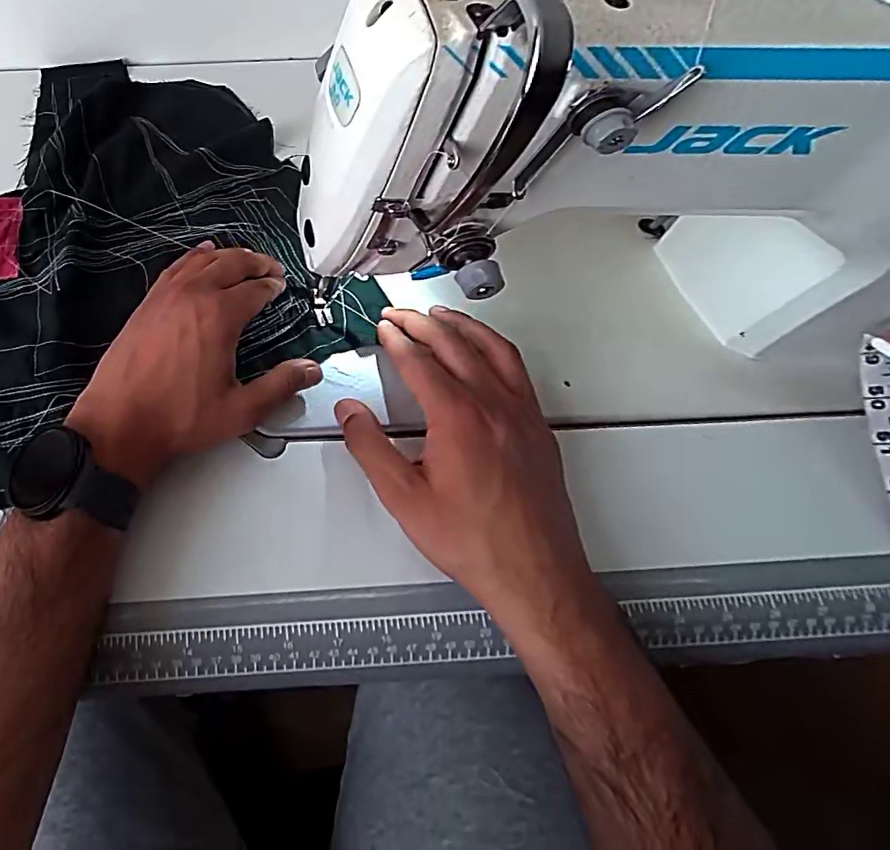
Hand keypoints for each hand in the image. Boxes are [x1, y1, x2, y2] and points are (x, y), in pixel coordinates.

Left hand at [66, 242, 322, 486]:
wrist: (120, 421)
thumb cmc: (171, 416)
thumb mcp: (239, 409)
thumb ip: (279, 386)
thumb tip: (306, 371)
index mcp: (218, 316)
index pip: (255, 288)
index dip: (272, 285)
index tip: (279, 287)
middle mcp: (190, 298)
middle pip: (231, 263)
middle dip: (255, 262)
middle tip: (269, 267)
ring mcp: (164, 298)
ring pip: (201, 260)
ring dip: (226, 255)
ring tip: (241, 258)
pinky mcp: (145, 305)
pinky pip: (174, 269)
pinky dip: (192, 258)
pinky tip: (197, 259)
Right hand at [335, 307, 610, 643]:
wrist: (535, 575)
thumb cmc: (476, 541)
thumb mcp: (402, 497)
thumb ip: (369, 448)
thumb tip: (350, 413)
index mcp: (459, 420)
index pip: (422, 364)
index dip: (397, 341)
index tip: (383, 329)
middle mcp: (495, 410)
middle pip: (456, 347)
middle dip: (423, 323)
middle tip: (400, 314)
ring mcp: (522, 417)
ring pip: (494, 351)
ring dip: (463, 326)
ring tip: (442, 315)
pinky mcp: (538, 430)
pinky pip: (517, 371)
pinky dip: (495, 348)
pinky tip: (486, 351)